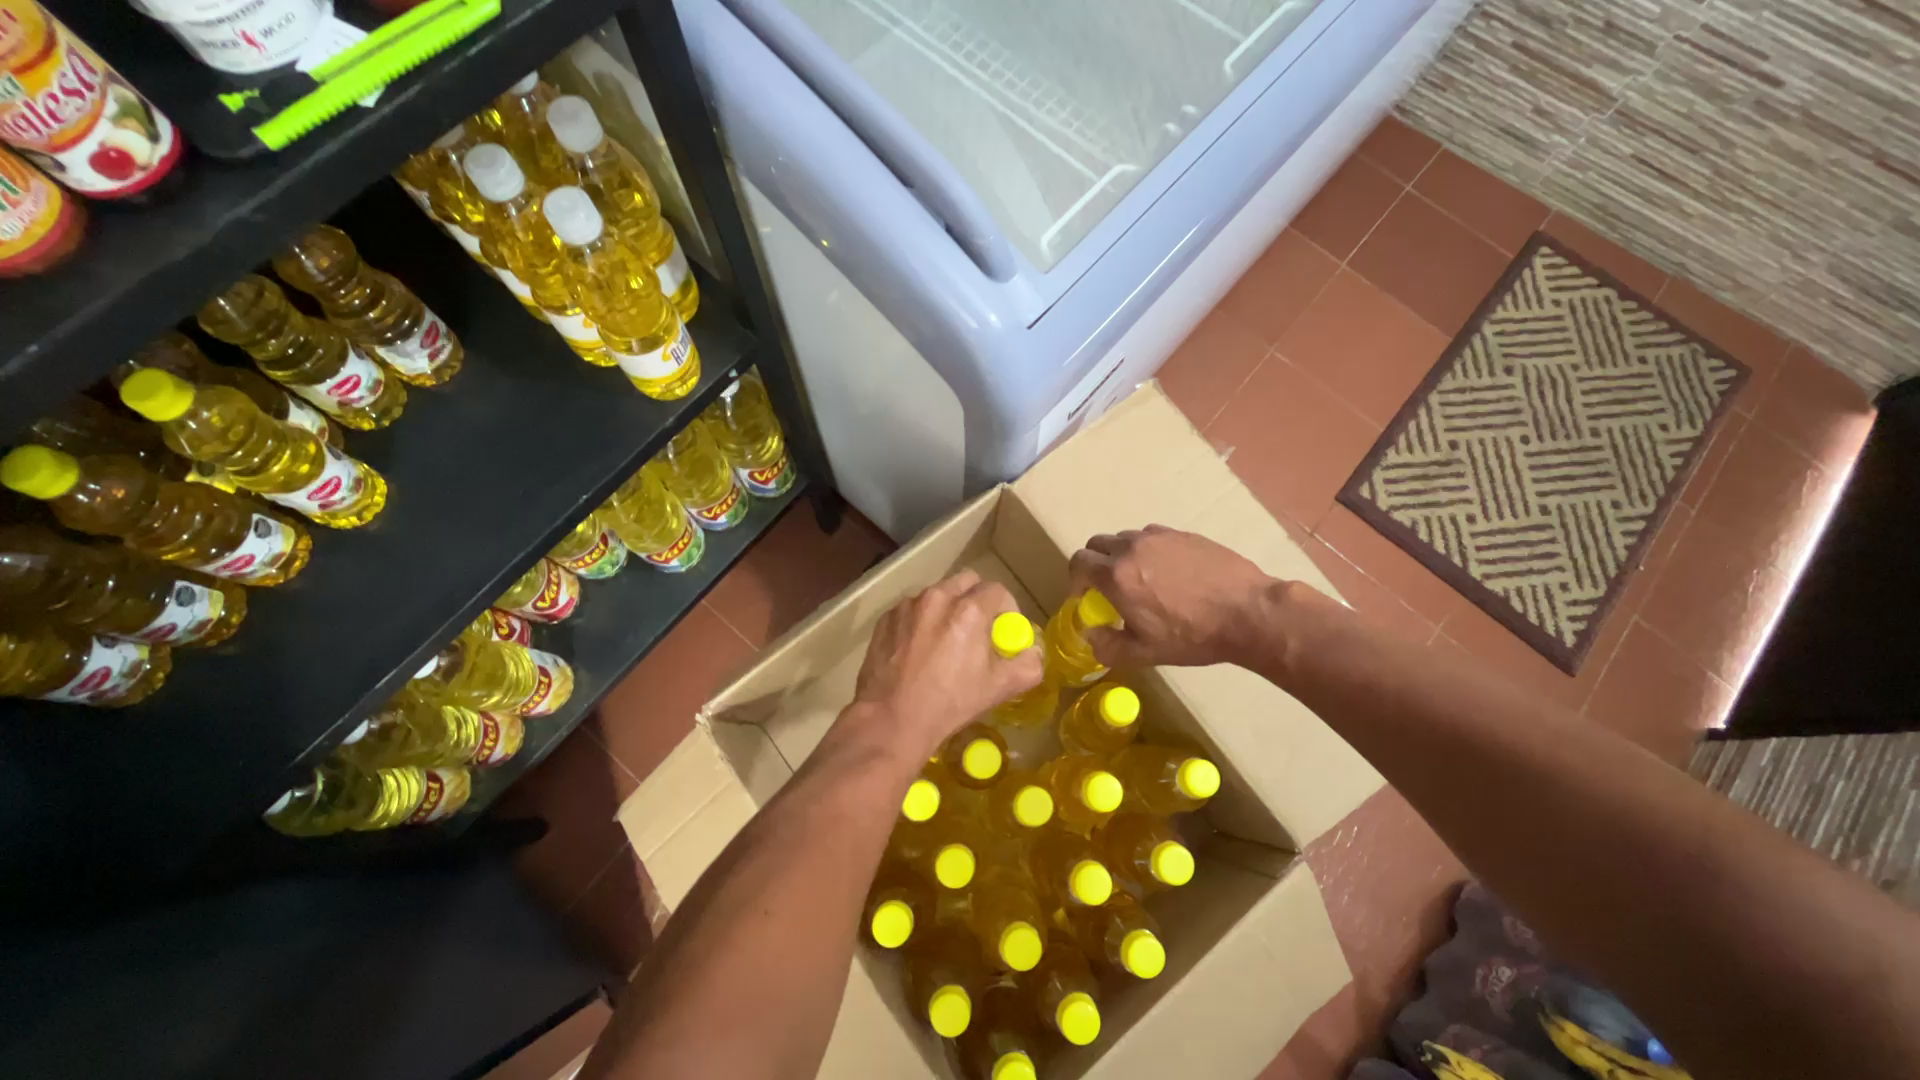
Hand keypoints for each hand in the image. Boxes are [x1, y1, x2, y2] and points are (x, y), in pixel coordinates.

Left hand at [844, 569, 1043, 762]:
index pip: (998, 590)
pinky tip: (917, 649)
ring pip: (936, 594)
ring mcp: (907, 606)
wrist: (892, 719)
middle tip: (977, 628)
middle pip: (967, 582)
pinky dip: (919, 621)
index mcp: (969, 610)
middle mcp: (937, 597)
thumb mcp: (999, 688)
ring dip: (947, 609)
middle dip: (977, 599)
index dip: (1006, 608)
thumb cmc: (950, 703)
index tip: (1003, 629)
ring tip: (944, 640)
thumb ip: (1028, 665)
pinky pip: (910, 609)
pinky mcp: (885, 618)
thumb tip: (1033, 652)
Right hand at [1068, 525, 1284, 668]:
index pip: (1078, 563)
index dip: (1075, 580)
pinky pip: (1154, 537)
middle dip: (1095, 565)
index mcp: (1117, 575)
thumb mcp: (1145, 653)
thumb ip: (1108, 646)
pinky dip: (1149, 552)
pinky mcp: (1185, 534)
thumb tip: (1091, 636)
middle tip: (1107, 589)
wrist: (1248, 613)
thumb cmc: (1193, 636)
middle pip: (1098, 544)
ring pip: (1126, 539)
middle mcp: (1133, 548)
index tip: (1084, 598)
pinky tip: (1168, 574)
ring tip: (1140, 581)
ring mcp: (1160, 536)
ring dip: (1122, 557)